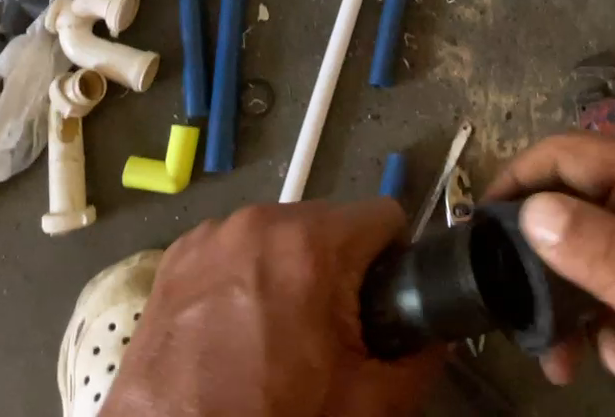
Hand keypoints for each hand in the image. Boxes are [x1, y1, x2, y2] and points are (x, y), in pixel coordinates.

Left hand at [103, 199, 439, 416]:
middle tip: (328, 331)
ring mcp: (214, 233)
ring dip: (290, 266)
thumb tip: (437, 336)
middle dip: (339, 266)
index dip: (393, 258)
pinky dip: (244, 272)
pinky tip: (234, 325)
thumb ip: (418, 359)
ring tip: (276, 331)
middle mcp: (261, 220)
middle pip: (329, 222)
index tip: (382, 299)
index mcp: (312, 243)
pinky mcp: (177, 252)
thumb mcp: (365, 405)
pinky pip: (234, 245)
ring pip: (280, 232)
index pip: (383, 216)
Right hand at [488, 134, 614, 415]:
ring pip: (607, 243)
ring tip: (569, 358)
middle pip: (586, 198)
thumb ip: (603, 252)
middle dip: (548, 255)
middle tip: (522, 313)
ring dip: (579, 294)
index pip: (573, 153)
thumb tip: (532, 206)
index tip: (481, 230)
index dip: (521, 182)